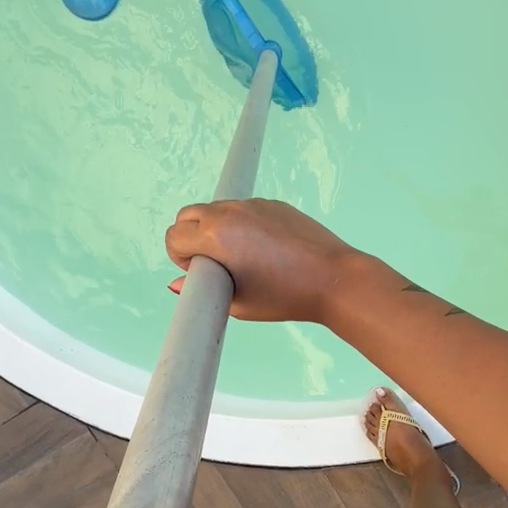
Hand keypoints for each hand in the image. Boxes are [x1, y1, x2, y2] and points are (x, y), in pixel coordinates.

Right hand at [163, 198, 372, 322]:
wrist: (334, 279)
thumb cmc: (287, 297)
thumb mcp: (240, 304)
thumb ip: (203, 292)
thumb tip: (179, 285)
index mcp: (215, 236)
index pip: (174, 236)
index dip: (181, 258)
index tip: (199, 272)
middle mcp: (230, 212)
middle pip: (189, 215)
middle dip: (192, 238)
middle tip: (214, 263)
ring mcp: (254, 204)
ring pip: (218, 210)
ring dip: (218, 229)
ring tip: (244, 258)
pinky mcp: (274, 204)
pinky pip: (246, 210)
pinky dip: (245, 225)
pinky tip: (268, 250)